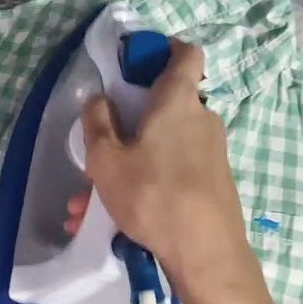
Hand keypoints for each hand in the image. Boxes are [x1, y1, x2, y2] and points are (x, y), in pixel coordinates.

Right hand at [69, 41, 252, 280]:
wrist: (206, 252)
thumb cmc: (152, 195)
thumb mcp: (107, 160)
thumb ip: (98, 123)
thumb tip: (99, 97)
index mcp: (177, 102)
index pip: (185, 54)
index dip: (163, 50)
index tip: (136, 65)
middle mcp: (201, 119)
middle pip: (162, 109)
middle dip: (126, 128)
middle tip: (97, 154)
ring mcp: (211, 152)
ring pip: (159, 148)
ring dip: (126, 168)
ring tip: (89, 205)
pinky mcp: (213, 181)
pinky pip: (170, 173)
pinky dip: (143, 187)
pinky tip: (114, 222)